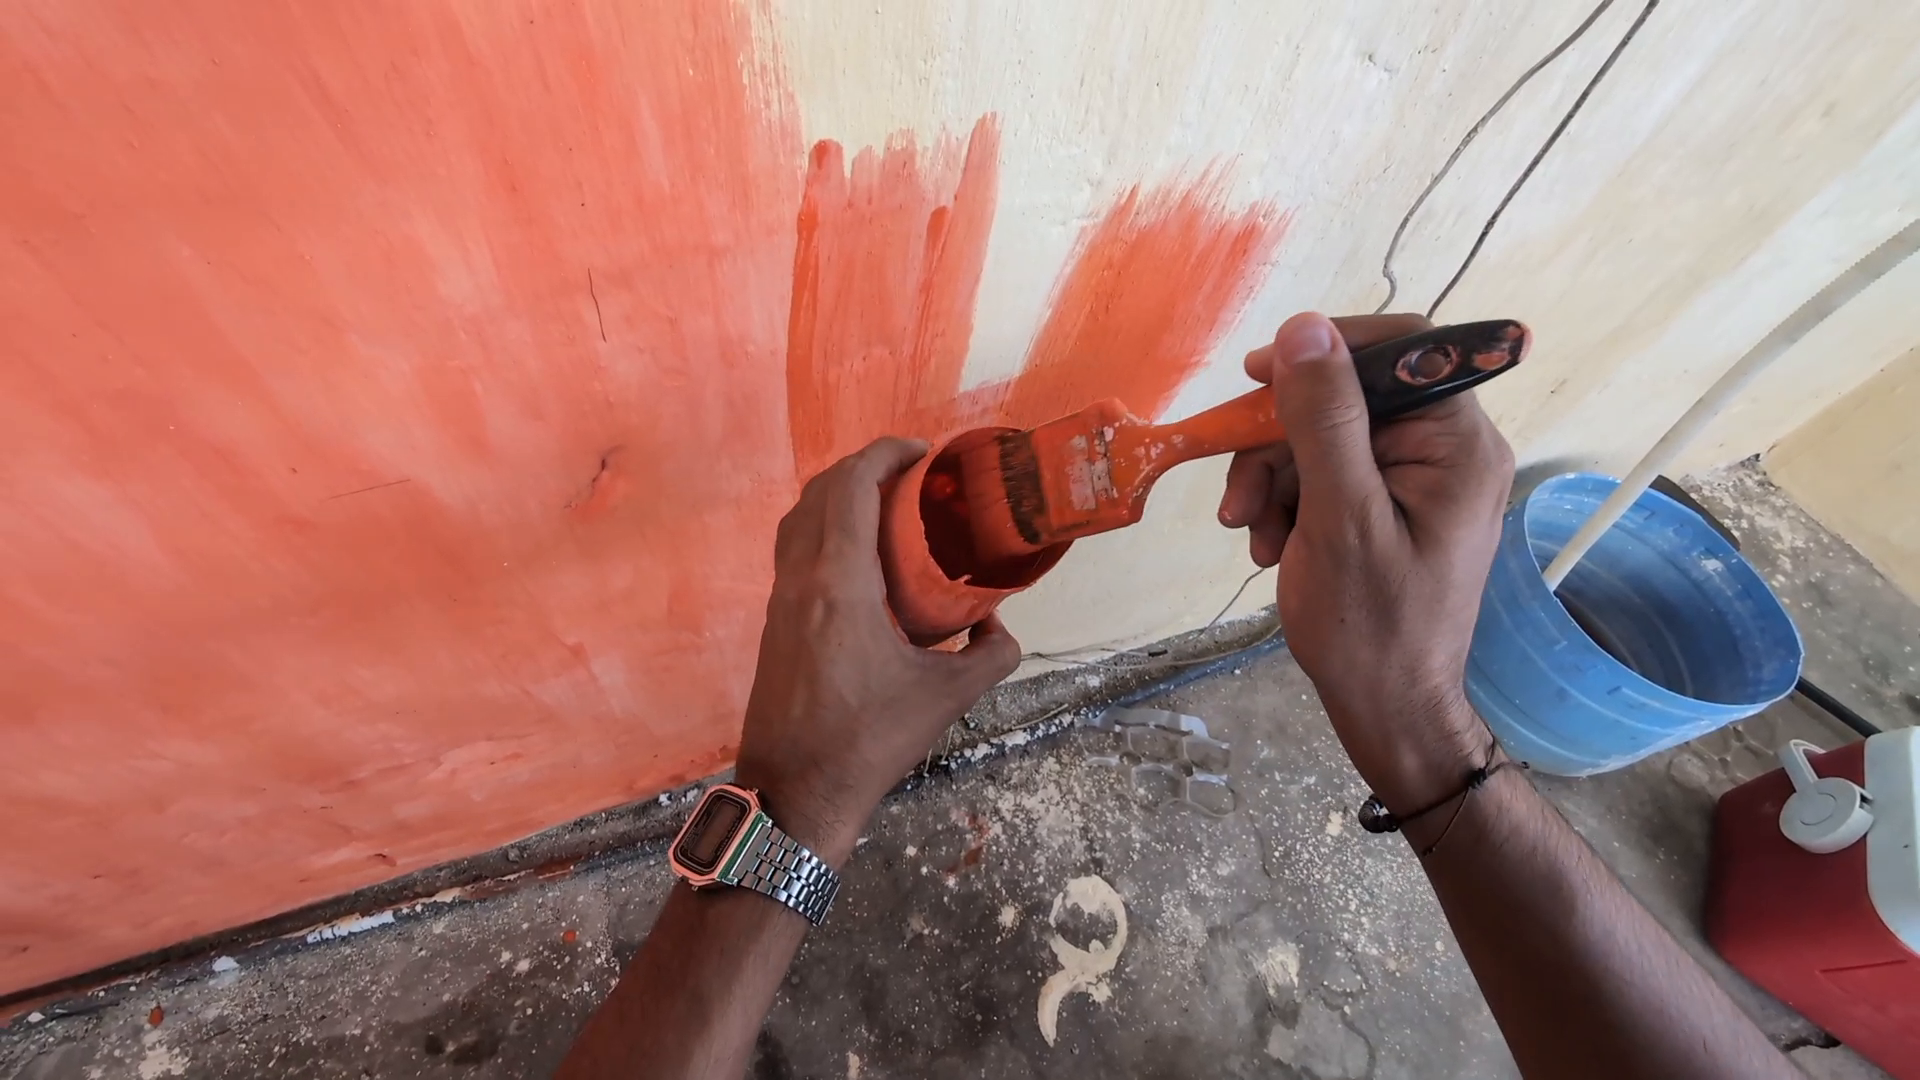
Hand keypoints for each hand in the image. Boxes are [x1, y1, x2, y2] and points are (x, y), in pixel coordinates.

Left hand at [733, 437, 1021, 864]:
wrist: (794, 792)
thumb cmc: (870, 740)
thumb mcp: (948, 696)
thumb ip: (991, 654)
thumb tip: (1000, 627)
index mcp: (839, 582)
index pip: (851, 487)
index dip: (884, 453)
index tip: (921, 451)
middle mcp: (800, 577)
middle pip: (820, 490)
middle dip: (863, 465)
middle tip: (910, 473)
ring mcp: (779, 598)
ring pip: (799, 517)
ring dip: (838, 493)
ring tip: (885, 502)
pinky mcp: (773, 619)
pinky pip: (794, 546)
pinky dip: (823, 524)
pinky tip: (858, 552)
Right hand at [1217, 312, 1514, 812]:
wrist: (1382, 705)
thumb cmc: (1369, 623)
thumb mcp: (1338, 518)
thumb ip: (1323, 421)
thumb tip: (1303, 328)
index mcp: (1455, 444)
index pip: (1398, 351)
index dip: (1324, 351)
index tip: (1257, 374)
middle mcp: (1439, 452)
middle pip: (1341, 402)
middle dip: (1276, 446)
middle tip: (1237, 502)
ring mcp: (1406, 481)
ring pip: (1315, 441)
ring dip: (1268, 482)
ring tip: (1250, 535)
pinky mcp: (1376, 507)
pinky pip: (1315, 477)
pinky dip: (1280, 504)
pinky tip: (1268, 544)